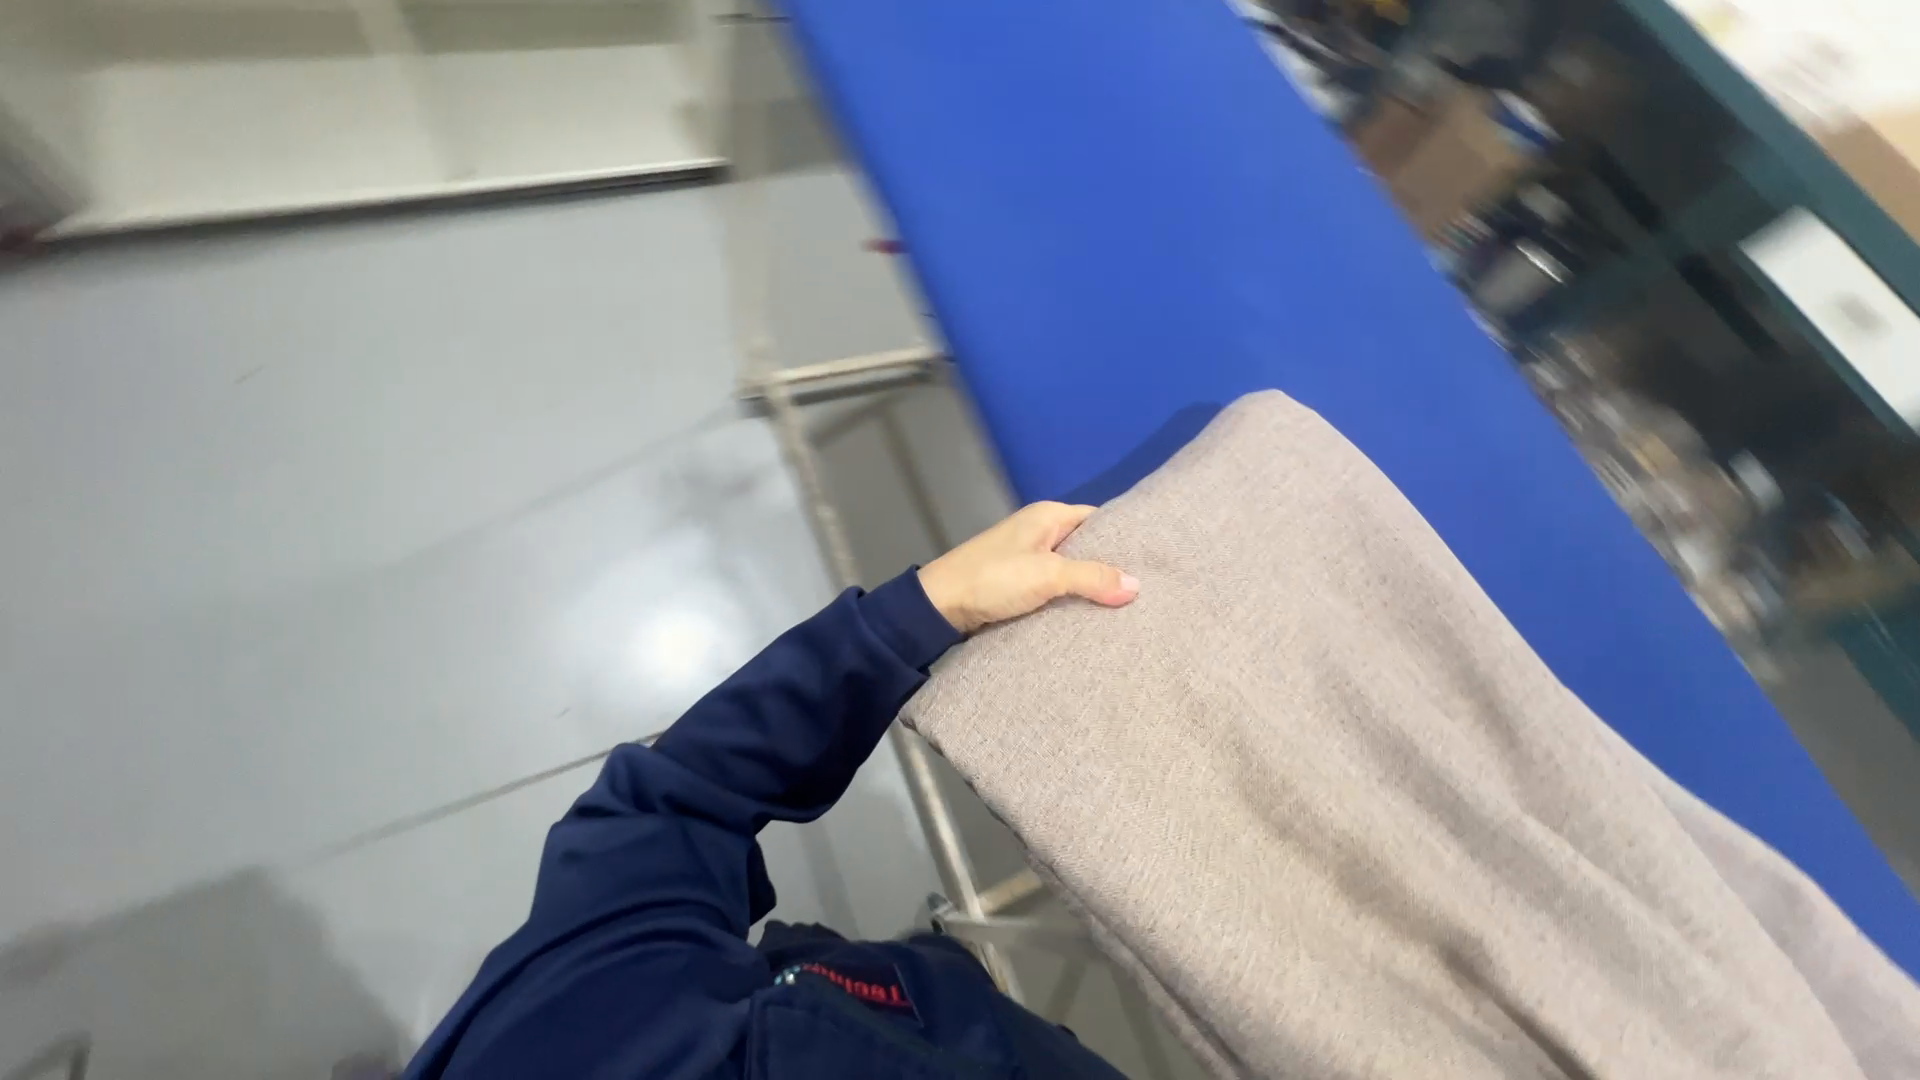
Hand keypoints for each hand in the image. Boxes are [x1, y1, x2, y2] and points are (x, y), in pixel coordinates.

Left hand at [917, 502, 1139, 634]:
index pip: (1098, 519)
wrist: (940, 605)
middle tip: (1146, 590)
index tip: (1152, 560)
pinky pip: (1054, 587)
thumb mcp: (1047, 575)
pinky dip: (1070, 599)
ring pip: (1070, 569)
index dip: (1124, 538)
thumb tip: (1137, 585)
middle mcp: (1039, 531)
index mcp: (1047, 515)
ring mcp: (1027, 558)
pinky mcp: (1017, 583)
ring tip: (1128, 607)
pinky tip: (1091, 616)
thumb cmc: (994, 579)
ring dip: (1090, 586)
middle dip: (1110, 566)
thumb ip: (1092, 578)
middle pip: (1086, 546)